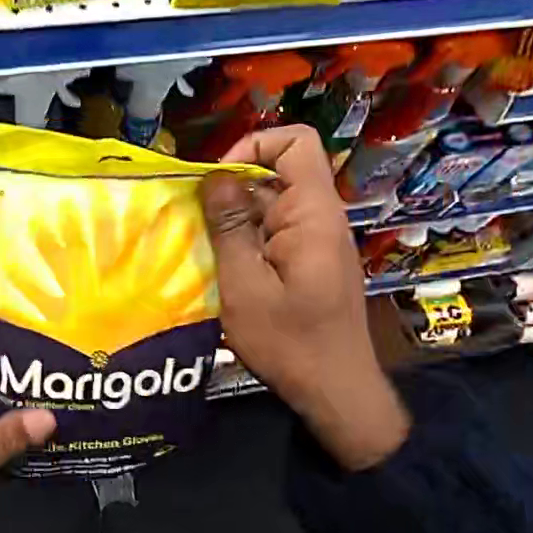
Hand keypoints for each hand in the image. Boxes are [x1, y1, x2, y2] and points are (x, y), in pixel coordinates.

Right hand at [201, 125, 409, 470]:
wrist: (336, 391)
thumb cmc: (290, 342)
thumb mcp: (245, 285)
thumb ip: (230, 226)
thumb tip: (215, 176)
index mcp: (313, 212)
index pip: (295, 141)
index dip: (254, 145)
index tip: (217, 180)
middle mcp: (322, 218)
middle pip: (278, 174)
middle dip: (234, 190)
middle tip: (196, 222)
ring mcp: (319, 242)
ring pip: (274, 207)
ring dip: (237, 221)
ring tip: (204, 249)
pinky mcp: (313, 263)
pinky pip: (279, 234)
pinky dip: (250, 243)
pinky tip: (226, 271)